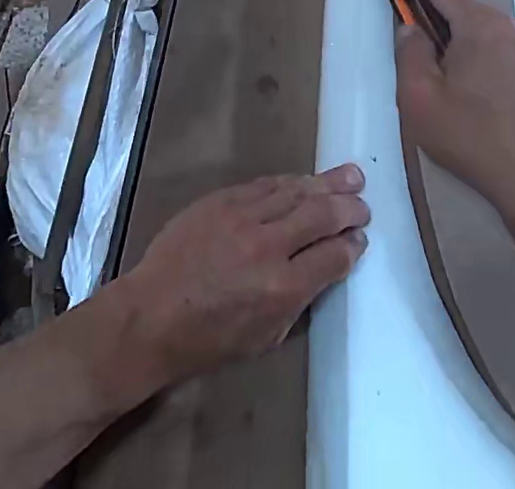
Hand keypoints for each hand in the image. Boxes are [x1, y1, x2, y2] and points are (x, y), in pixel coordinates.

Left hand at [109, 164, 368, 390]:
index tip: (360, 239)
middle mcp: (267, 246)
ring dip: (326, 184)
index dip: (352, 246)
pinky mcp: (221, 200)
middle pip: (321, 215)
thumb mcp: (265, 338)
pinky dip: (290, 181)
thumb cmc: (208, 338)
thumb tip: (326, 266)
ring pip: (295, 191)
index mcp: (282, 288)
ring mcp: (242, 217)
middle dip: (348, 208)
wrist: (151, 314)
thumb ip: (300, 300)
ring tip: (350, 176)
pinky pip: (265, 184)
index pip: (333, 256)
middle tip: (363, 204)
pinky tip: (304, 179)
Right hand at [393, 0, 514, 255]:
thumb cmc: (477, 142)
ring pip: (492, 41)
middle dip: (443, 30)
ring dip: (471, 55)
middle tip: (427, 68)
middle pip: (468, 17)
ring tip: (463, 102)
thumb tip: (413, 29)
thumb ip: (409, 54)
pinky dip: (496, 72)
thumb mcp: (421, 101)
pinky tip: (494, 111)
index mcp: (482, 27)